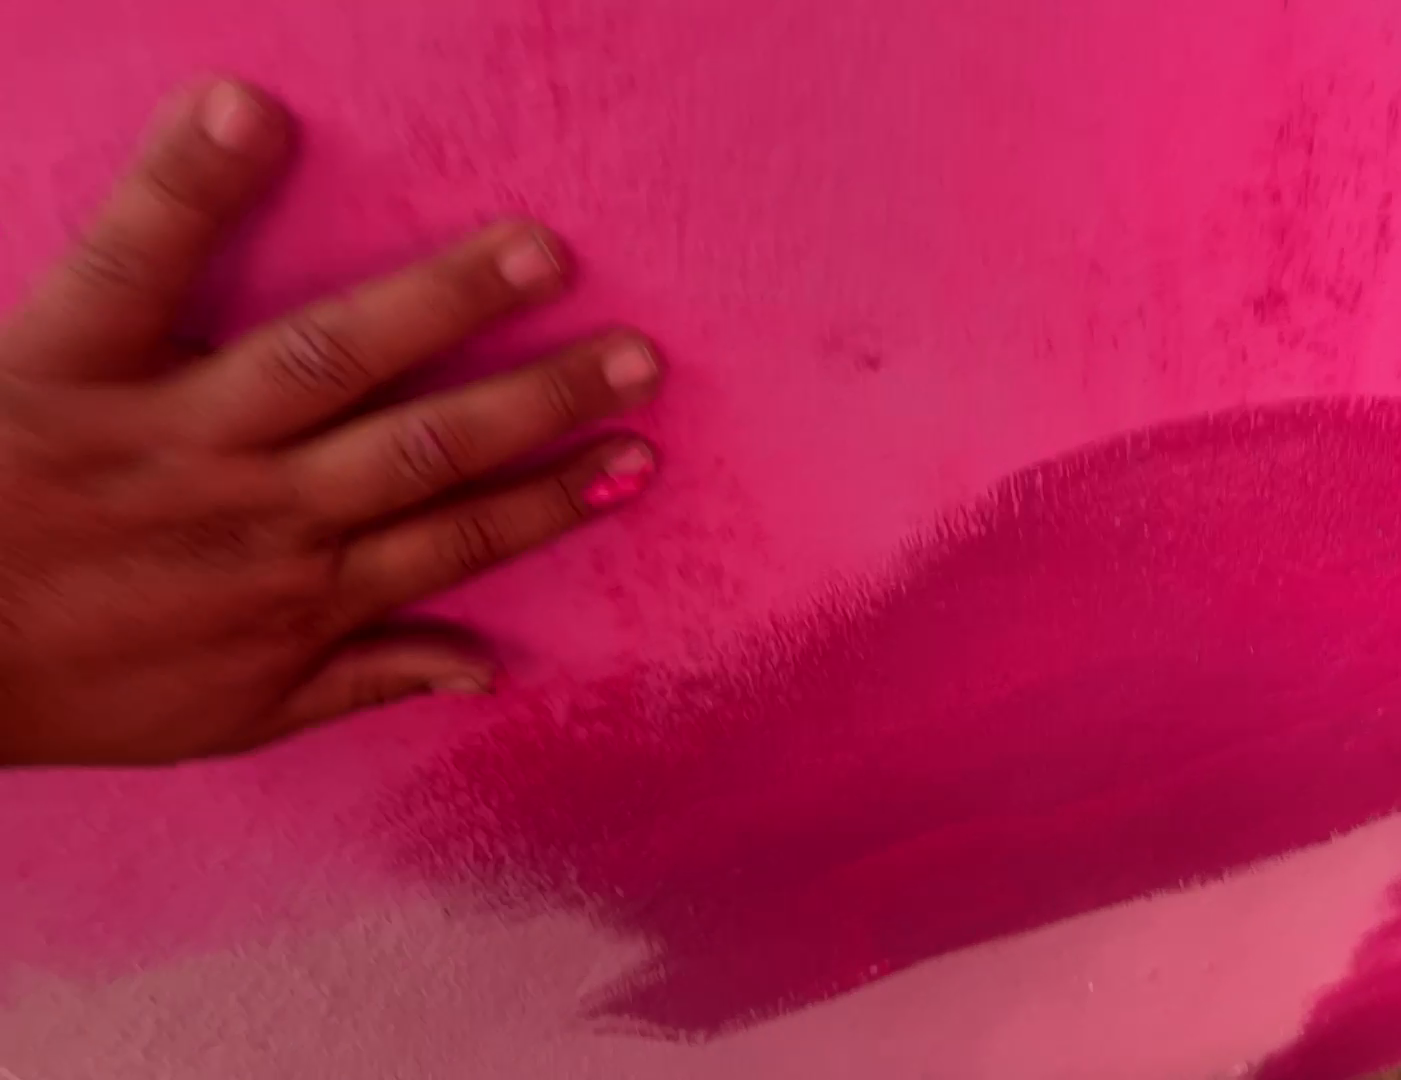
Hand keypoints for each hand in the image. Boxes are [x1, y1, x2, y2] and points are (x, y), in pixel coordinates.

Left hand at [0, 80, 660, 765]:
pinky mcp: (56, 362)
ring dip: (446, 303)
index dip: (563, 497)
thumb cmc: (62, 687)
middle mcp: (266, 509)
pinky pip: (130, 266)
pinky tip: (258, 114)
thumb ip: (372, 681)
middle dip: (549, 400)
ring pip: (335, 359)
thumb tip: (491, 671)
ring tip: (540, 254)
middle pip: (435, 445)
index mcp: (310, 591)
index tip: (639, 457)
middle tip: (636, 356)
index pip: (471, 535)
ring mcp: (170, 431)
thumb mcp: (234, 720)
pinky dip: (193, 189)